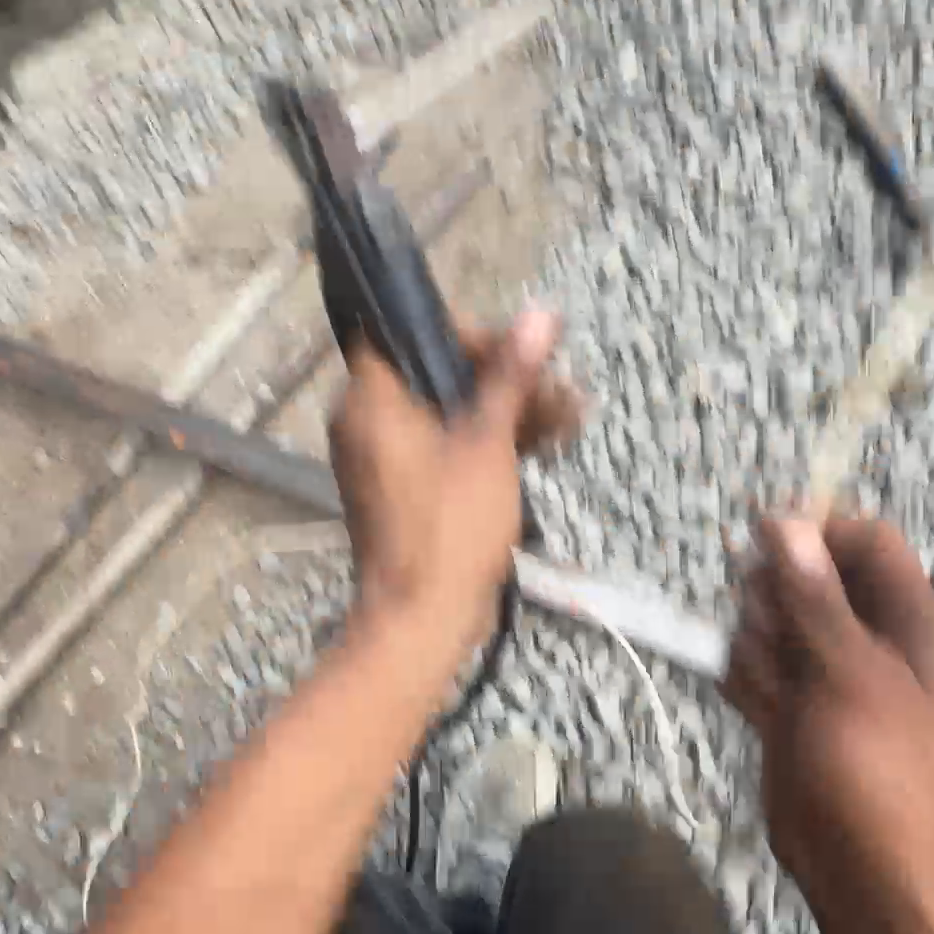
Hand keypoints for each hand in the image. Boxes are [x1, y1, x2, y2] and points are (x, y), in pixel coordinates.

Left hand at [329, 309, 579, 650]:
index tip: (507, 353)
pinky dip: (484, 443)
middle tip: (555, 389)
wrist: (422, 619)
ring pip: (445, 411)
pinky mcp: (402, 488)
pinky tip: (544, 444)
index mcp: (370, 400)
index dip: (457, 332)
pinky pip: (441, 446)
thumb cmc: (450, 528)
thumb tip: (541, 314)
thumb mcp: (488, 444)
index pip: (400, 330)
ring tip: (568, 417)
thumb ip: (510, 376)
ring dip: (504, 411)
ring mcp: (382, 458)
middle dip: (501, 378)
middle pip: (432, 372)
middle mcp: (364, 422)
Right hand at [723, 517, 933, 924]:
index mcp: (907, 621)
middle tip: (779, 641)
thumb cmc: (873, 767)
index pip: (864, 541)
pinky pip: (749, 663)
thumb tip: (782, 520)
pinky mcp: (786, 698)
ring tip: (779, 697)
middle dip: (775, 603)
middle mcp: (864, 636)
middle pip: (801, 577)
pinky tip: (764, 715)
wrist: (854, 865)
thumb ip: (813, 594)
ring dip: (758, 652)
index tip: (765, 548)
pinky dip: (748, 684)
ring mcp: (820, 668)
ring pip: (765, 620)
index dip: (816, 536)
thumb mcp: (848, 673)